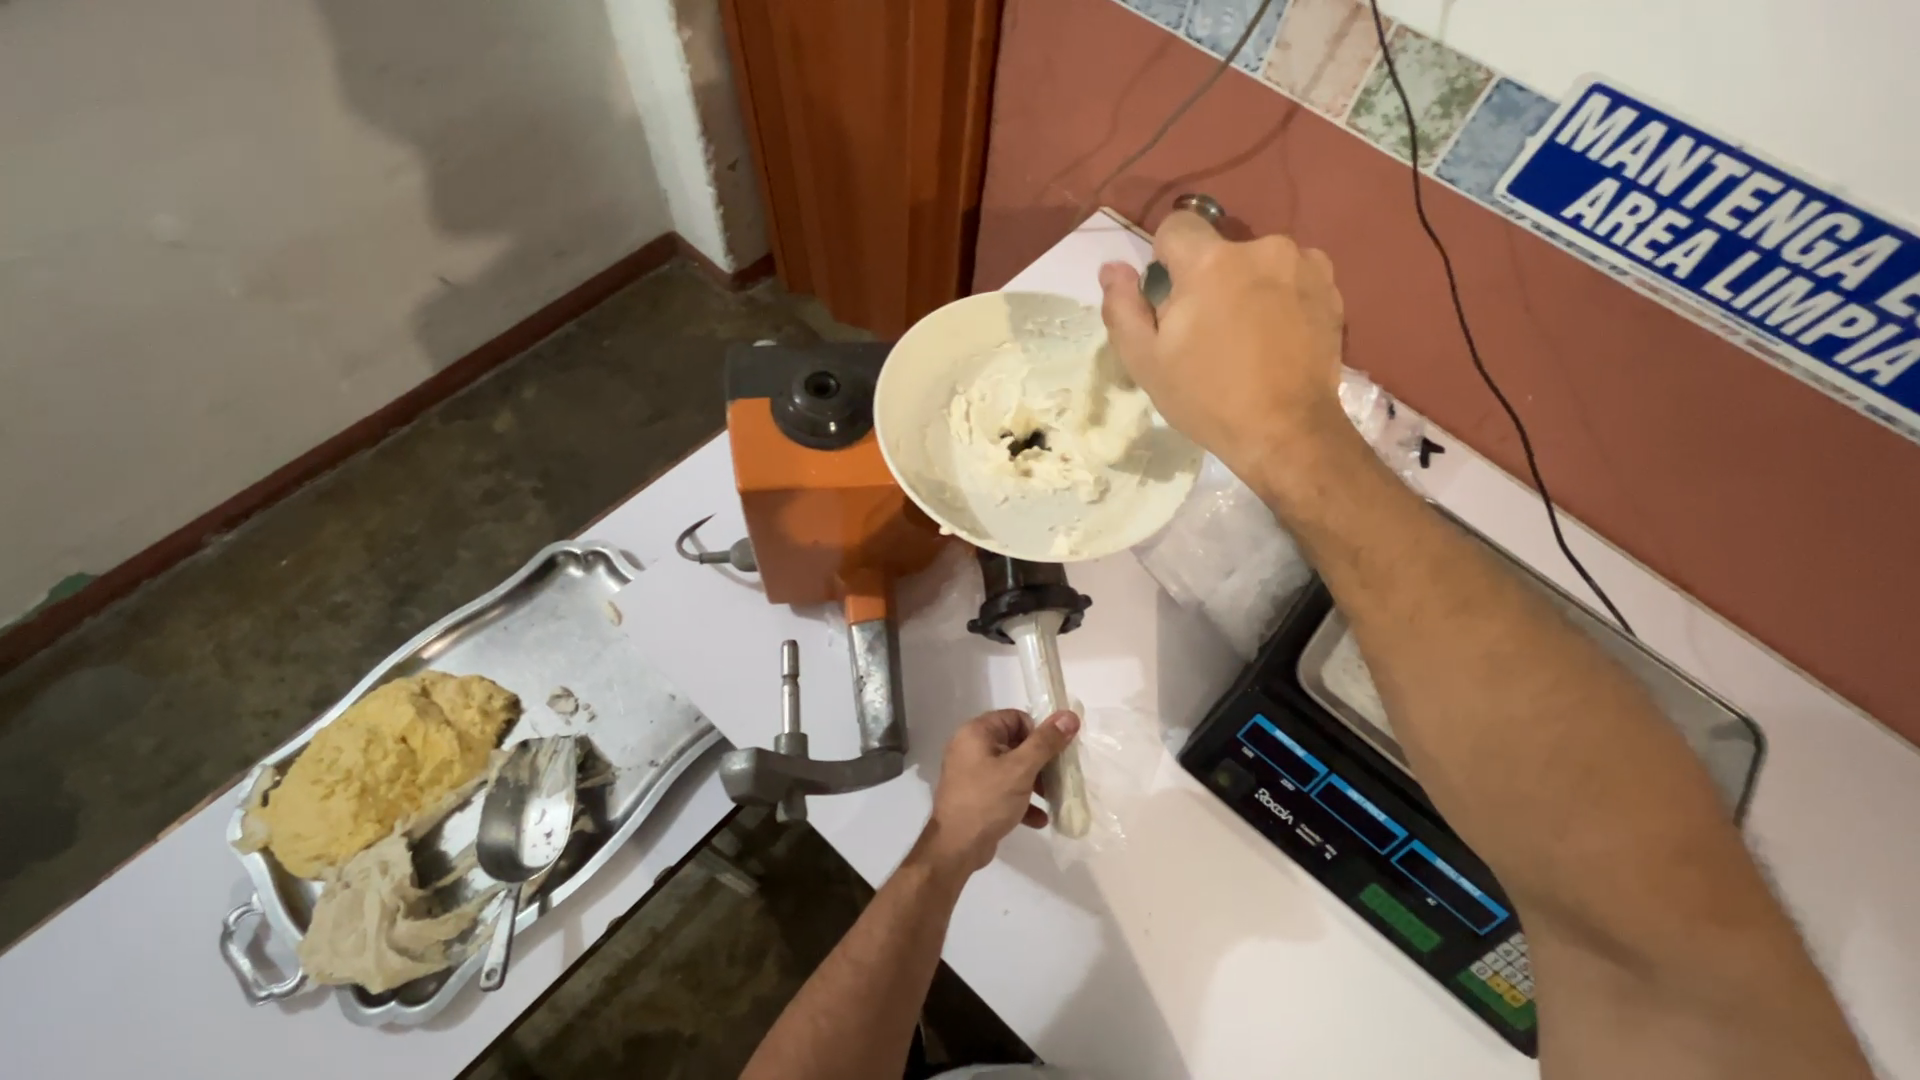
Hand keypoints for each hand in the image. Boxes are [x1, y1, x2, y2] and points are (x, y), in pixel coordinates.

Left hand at [913, 709, 1080, 878]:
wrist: (956, 847)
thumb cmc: (987, 800)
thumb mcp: (1021, 769)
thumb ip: (1046, 742)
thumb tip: (1070, 716)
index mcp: (976, 732)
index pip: (1015, 718)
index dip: (1037, 733)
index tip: (1054, 753)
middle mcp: (970, 748)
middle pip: (1015, 744)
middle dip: (1039, 762)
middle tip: (1058, 778)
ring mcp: (971, 774)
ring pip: (1011, 769)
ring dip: (1034, 783)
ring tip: (1051, 799)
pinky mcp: (975, 796)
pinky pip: (1003, 790)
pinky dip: (1021, 801)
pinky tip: (1039, 819)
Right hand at [1098, 211, 1352, 484]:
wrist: (1286, 432)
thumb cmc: (1206, 398)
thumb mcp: (1145, 361)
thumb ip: (1122, 306)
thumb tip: (1113, 267)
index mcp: (1211, 262)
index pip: (1176, 225)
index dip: (1165, 259)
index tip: (1170, 299)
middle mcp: (1262, 248)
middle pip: (1219, 250)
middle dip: (1208, 279)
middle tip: (1207, 332)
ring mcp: (1304, 265)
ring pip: (1256, 262)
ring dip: (1246, 286)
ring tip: (1247, 337)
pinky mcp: (1331, 288)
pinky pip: (1291, 277)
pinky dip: (1280, 297)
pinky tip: (1277, 338)